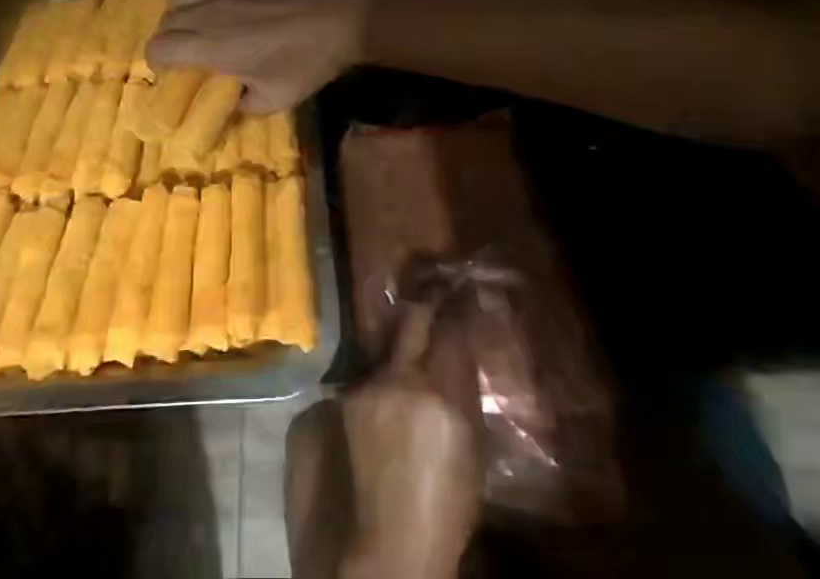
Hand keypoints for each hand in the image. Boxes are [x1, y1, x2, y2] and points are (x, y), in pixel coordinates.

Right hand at [147, 0, 370, 113]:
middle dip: (169, 40)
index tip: (170, 70)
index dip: (157, 61)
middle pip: (166, 22)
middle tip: (187, 52)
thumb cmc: (308, 60)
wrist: (343, 15)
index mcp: (209, 45)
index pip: (158, 48)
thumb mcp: (276, 99)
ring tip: (197, 24)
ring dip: (180, 14)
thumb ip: (244, 105)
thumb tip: (231, 102)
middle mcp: (206, 10)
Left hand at [340, 301, 482, 578]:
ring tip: (416, 330)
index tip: (463, 291)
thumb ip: (463, 390)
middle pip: (412, 322)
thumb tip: (460, 350)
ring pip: (389, 346)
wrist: (395, 532)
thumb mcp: (472, 443)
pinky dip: (386, 370)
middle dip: (427, 301)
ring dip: (404, 339)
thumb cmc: (450, 498)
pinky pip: (372, 372)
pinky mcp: (347, 396)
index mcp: (440, 394)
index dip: (457, 308)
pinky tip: (393, 380)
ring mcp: (368, 386)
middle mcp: (399, 379)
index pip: (450, 333)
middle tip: (438, 286)